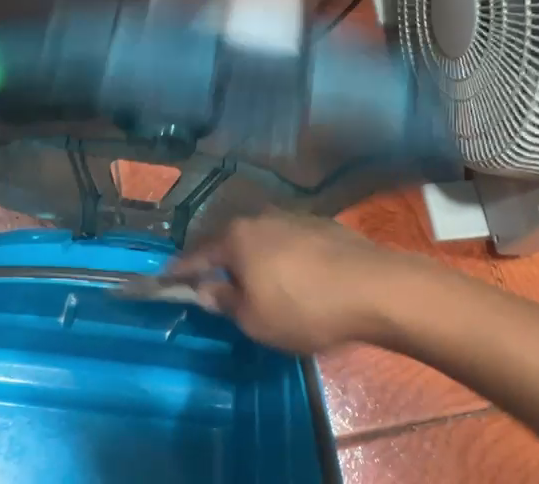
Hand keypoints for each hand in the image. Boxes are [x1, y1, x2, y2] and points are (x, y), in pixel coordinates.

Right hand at [168, 211, 423, 353]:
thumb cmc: (304, 308)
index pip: (197, 255)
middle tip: (212, 284)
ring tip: (254, 282)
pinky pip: (287, 241)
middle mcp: (260, 218)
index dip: (180, 271)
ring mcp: (293, 217)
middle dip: (219, 262)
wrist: (373, 287)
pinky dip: (281, 257)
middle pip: (229, 241)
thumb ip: (225, 303)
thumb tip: (207, 290)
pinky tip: (292, 276)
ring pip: (261, 238)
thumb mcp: (255, 321)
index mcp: (236, 238)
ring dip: (253, 258)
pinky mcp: (321, 224)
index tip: (164, 278)